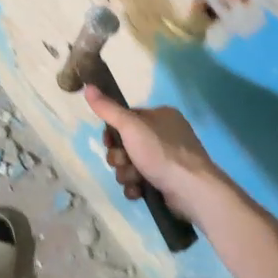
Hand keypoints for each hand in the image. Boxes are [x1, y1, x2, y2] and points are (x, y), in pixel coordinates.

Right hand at [83, 87, 227, 212]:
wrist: (190, 189)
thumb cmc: (160, 152)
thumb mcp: (131, 126)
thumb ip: (108, 109)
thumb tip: (88, 87)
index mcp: (161, 116)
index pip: (126, 119)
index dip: (113, 133)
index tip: (109, 142)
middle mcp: (165, 134)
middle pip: (125, 144)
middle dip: (119, 158)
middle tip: (124, 162)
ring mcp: (166, 159)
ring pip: (130, 164)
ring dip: (126, 174)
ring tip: (135, 179)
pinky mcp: (165, 180)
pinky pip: (139, 180)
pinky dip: (136, 186)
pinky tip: (139, 191)